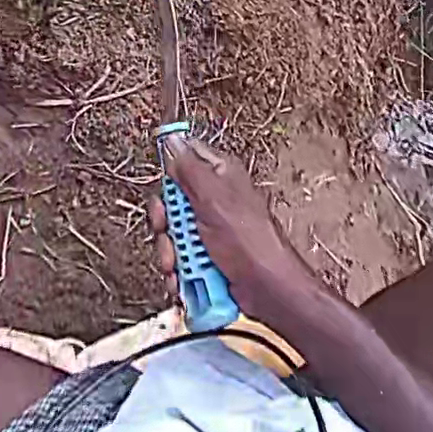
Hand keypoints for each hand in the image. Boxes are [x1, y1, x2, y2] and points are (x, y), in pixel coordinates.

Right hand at [149, 133, 324, 322]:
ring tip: (179, 265)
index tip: (164, 189)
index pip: (185, 156)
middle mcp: (214, 197)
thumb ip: (188, 168)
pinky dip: (178, 270)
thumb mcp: (212, 198)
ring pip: (172, 231)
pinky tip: (183, 279)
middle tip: (169, 231)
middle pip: (172, 199)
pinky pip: (180, 256)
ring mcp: (209, 228)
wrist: (269, 292)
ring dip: (170, 251)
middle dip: (165, 221)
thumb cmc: (250, 242)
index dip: (169, 170)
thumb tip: (170, 139)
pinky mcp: (206, 254)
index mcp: (219, 174)